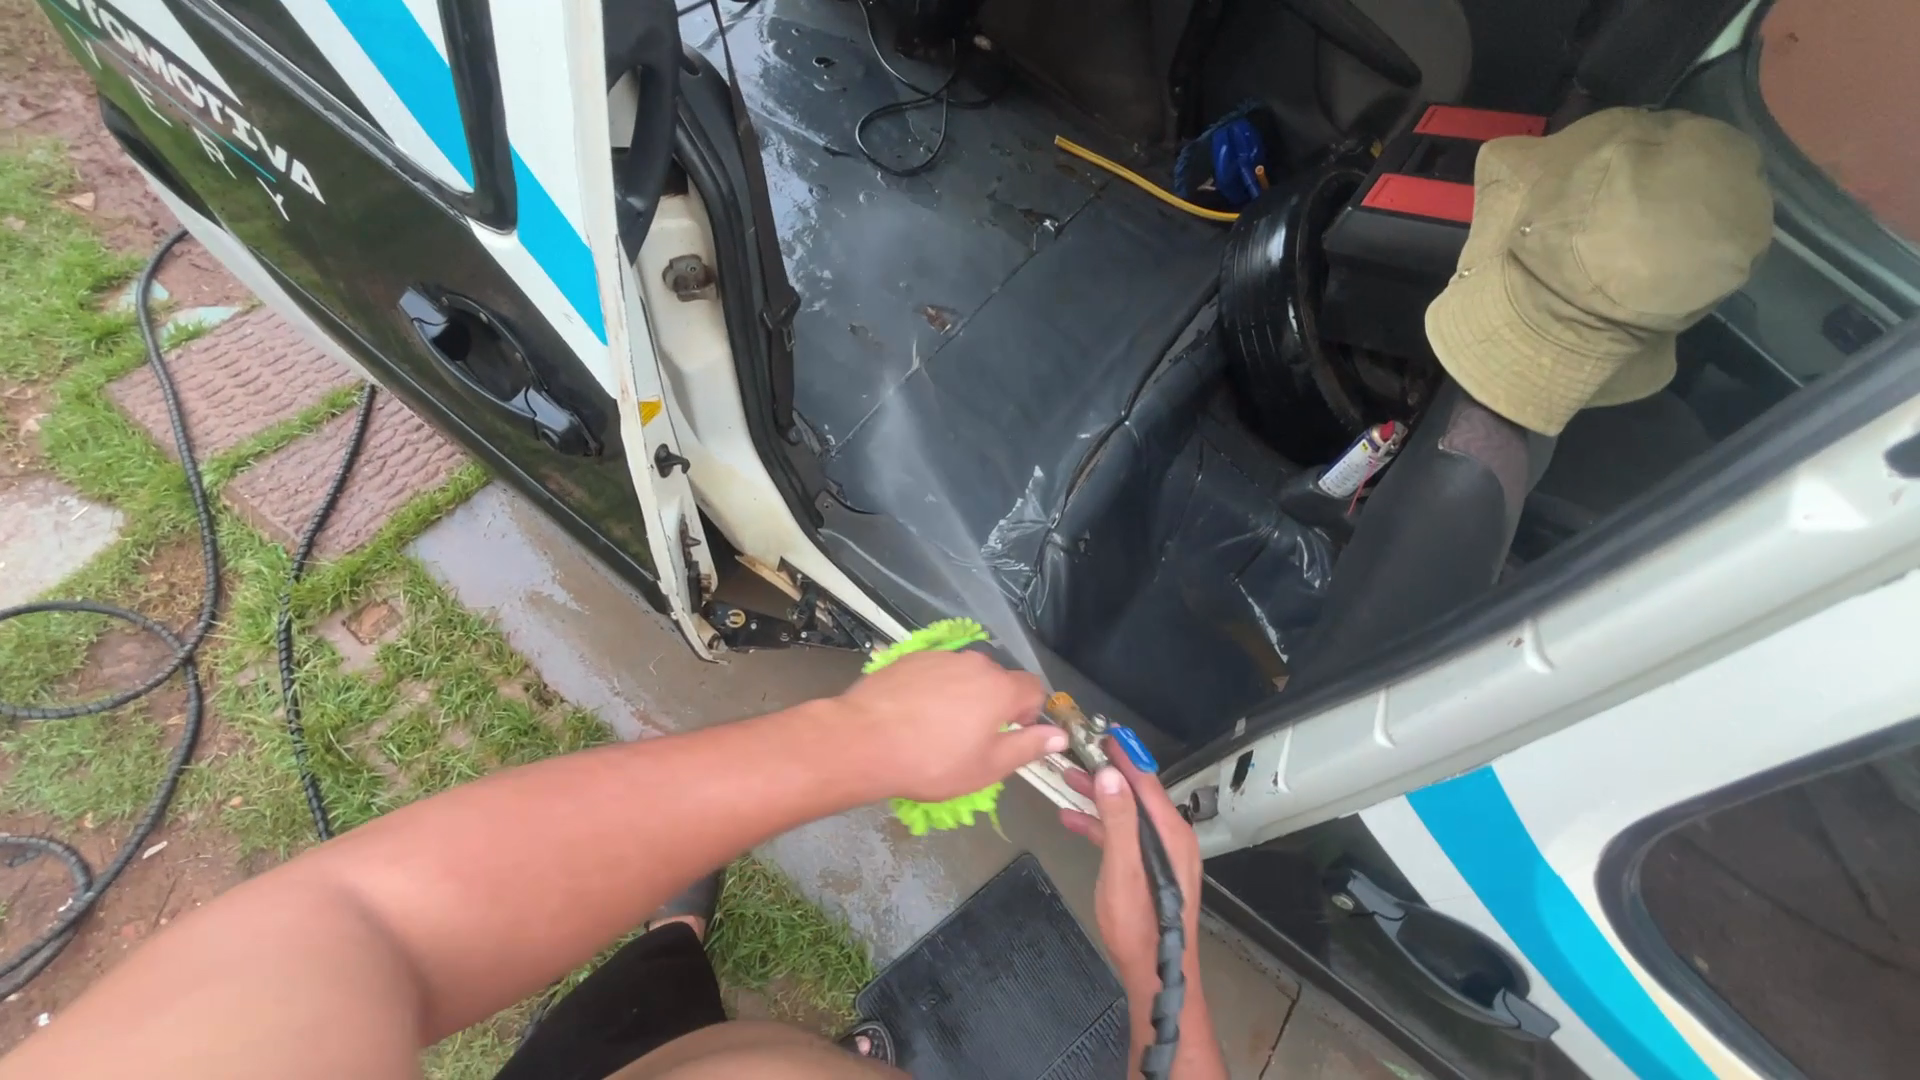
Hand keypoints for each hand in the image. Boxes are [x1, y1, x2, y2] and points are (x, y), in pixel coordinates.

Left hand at [832, 650, 1061, 801]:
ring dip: (963, 696)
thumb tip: (1059, 734)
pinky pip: (936, 672)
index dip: (1029, 712)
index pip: (1034, 687)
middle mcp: (974, 663)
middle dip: (994, 705)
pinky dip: (934, 690)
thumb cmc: (932, 761)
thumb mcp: (987, 767)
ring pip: (965, 675)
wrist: (863, 740)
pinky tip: (914, 716)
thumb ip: (1028, 746)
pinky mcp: (910, 658)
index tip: (1012, 734)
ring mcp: (939, 656)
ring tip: (938, 729)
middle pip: (998, 680)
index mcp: (1000, 688)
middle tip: (972, 739)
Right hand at [1059, 742, 1202, 999]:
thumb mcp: (1123, 868)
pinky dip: (1099, 825)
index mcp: (1170, 833)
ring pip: (1126, 812)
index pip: (1145, 780)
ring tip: (1067, 781)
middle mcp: (1170, 837)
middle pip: (1135, 793)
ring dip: (1098, 797)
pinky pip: (1123, 835)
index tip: (1101, 733)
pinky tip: (1072, 820)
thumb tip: (1110, 774)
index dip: (1123, 754)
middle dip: (1105, 773)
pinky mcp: (1150, 868)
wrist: (1154, 974)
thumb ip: (1118, 820)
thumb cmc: (1138, 924)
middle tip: (1076, 754)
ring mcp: (1161, 854)